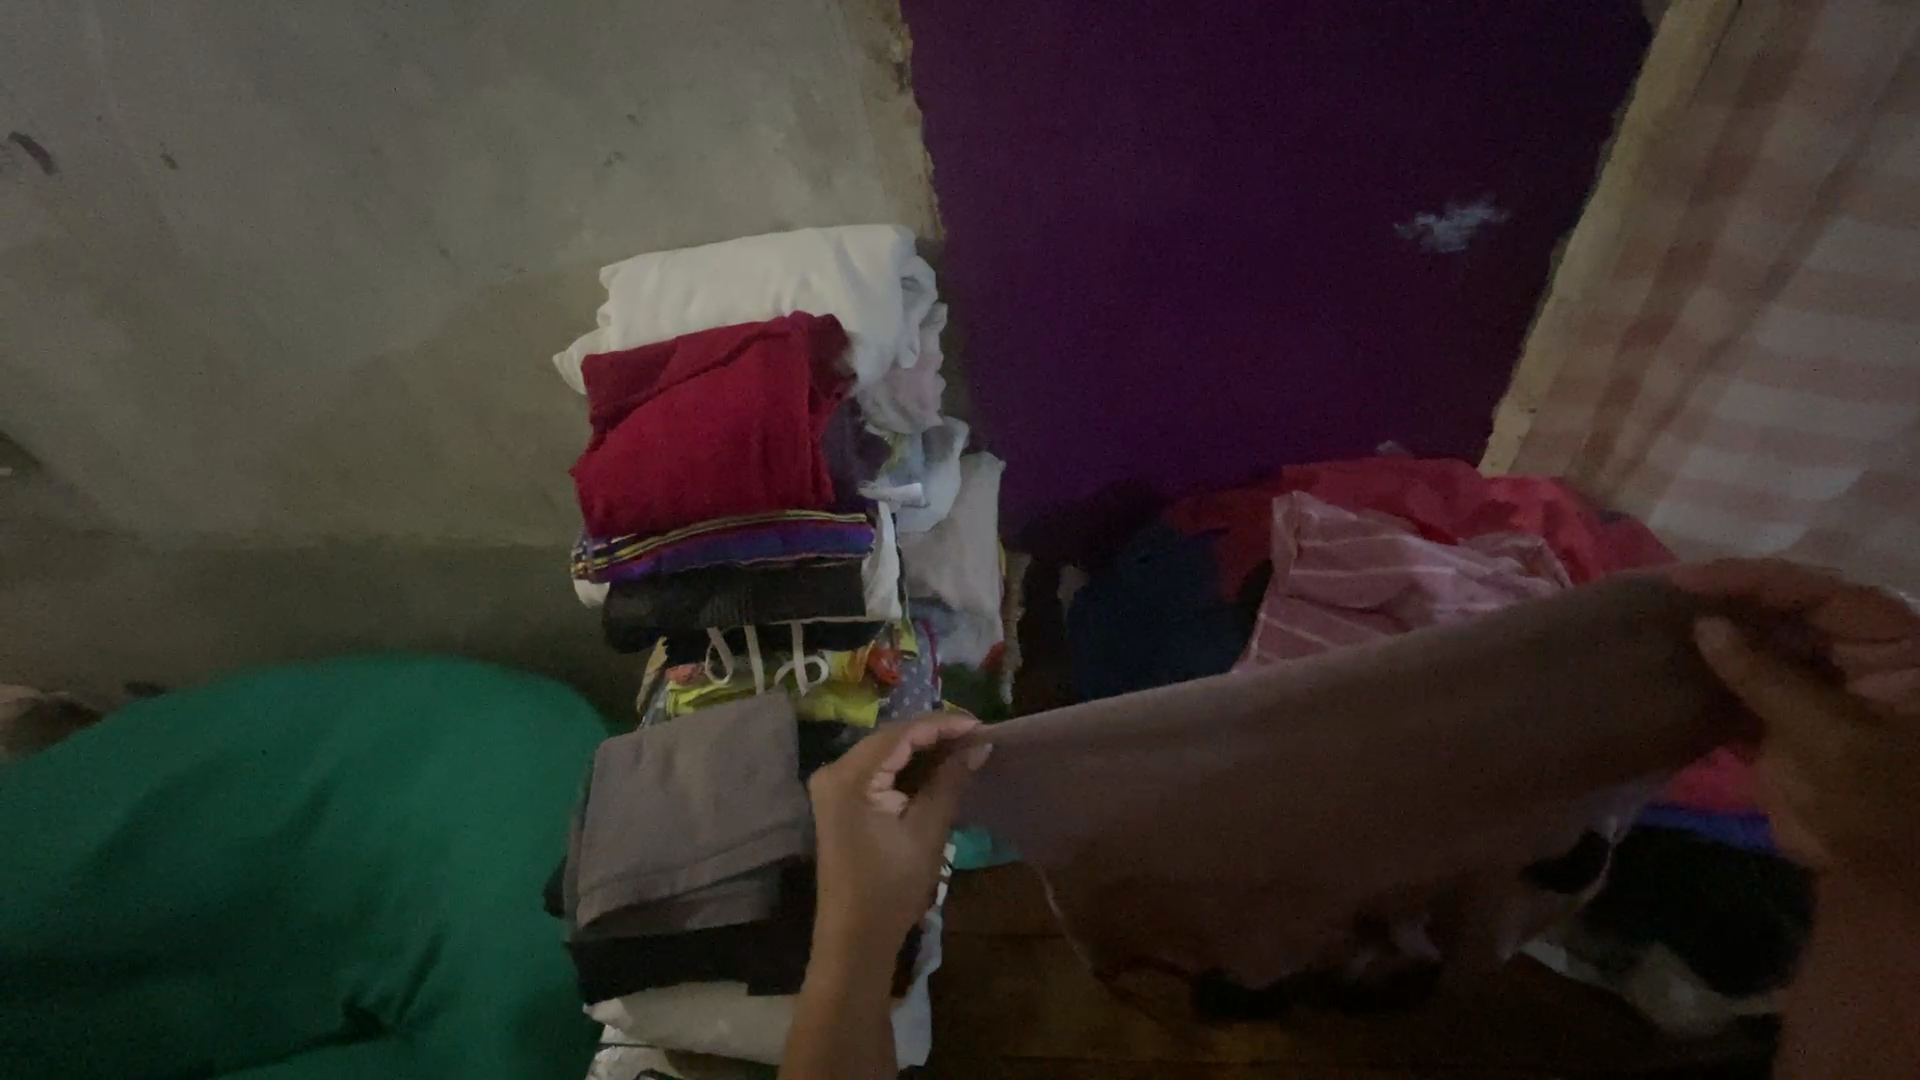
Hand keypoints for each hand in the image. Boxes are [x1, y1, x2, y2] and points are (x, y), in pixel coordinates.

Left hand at [807, 713, 991, 952]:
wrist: (854, 939)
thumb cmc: (891, 887)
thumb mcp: (927, 830)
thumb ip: (951, 781)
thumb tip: (981, 745)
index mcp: (851, 776)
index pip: (902, 733)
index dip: (943, 725)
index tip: (981, 725)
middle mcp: (835, 770)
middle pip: (892, 737)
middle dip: (935, 734)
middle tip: (977, 736)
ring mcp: (834, 785)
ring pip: (886, 751)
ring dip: (923, 748)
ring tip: (964, 747)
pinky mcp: (840, 799)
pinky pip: (878, 769)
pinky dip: (908, 766)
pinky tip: (937, 766)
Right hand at [1673, 559, 1919, 901]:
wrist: (1888, 879)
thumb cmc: (1884, 804)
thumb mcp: (1830, 735)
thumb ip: (1766, 676)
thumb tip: (1705, 625)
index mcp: (1902, 654)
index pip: (1827, 596)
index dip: (1757, 580)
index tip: (1687, 580)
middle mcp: (1865, 661)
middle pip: (1791, 611)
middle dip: (1730, 598)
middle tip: (1666, 590)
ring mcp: (1824, 689)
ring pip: (1762, 641)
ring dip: (1712, 631)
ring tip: (1658, 614)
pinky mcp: (1787, 717)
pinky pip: (1742, 678)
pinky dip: (1705, 668)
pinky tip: (1667, 657)